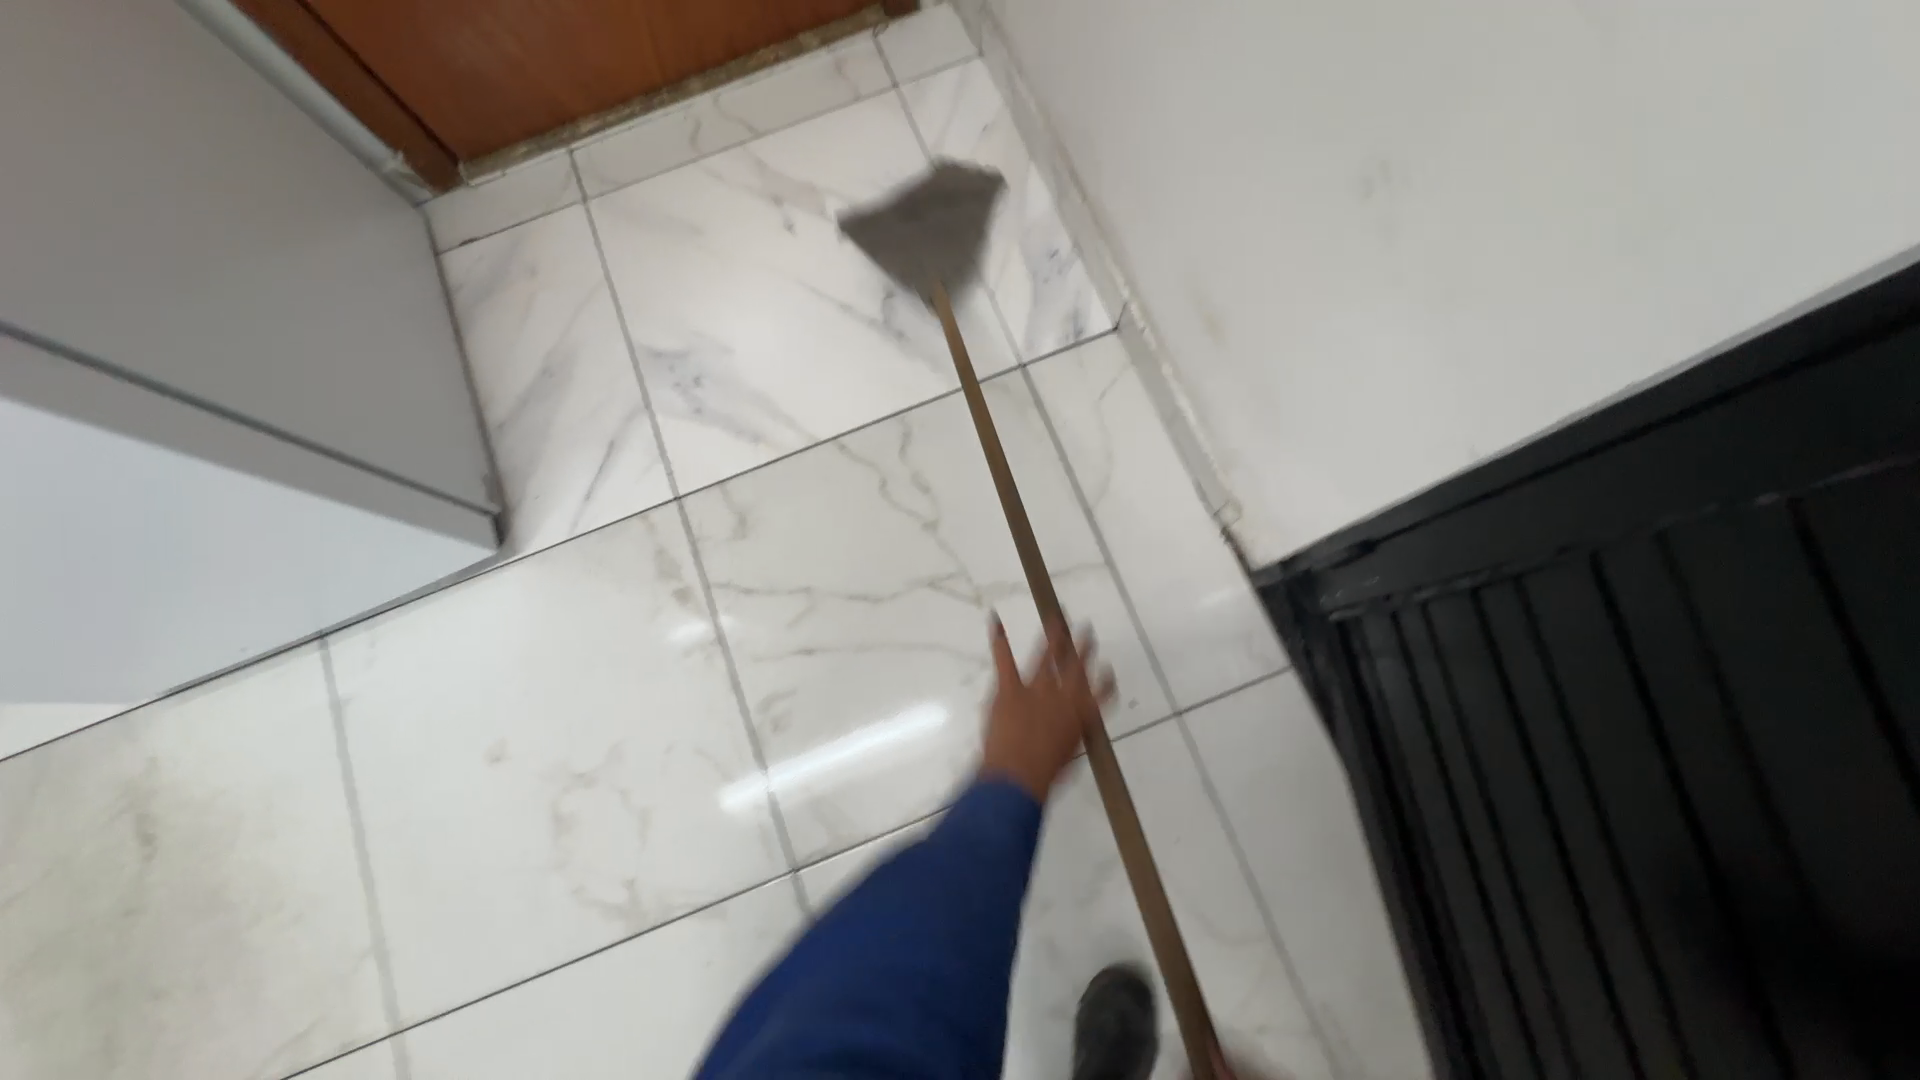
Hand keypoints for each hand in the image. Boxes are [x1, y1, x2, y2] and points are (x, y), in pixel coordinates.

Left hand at [978, 614, 1117, 800]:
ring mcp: (1036, 688)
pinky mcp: (1010, 687)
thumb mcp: (1070, 756)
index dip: (1106, 680)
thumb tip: (1066, 732)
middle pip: (1077, 666)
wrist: (1018, 775)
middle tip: (1087, 629)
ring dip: (1054, 636)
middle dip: (1083, 646)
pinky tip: (995, 620)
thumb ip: (1071, 736)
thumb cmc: (1045, 774)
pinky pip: (1004, 658)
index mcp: (1082, 715)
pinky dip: (998, 639)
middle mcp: (1064, 695)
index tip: (1108, 669)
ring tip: (1057, 618)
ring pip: (1047, 656)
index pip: (1102, 692)